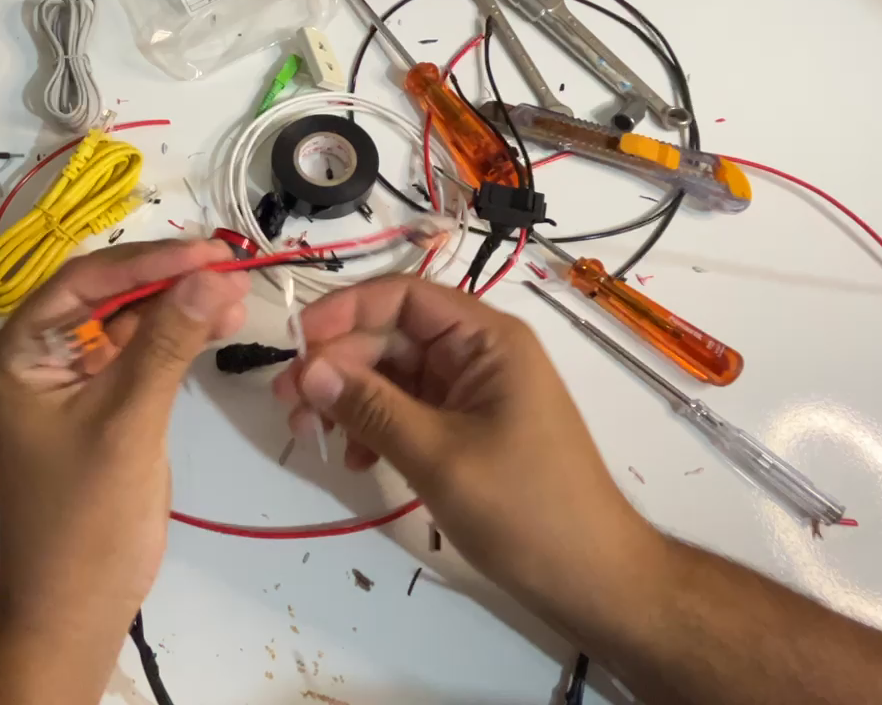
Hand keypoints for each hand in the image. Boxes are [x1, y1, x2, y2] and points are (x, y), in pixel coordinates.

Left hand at [0, 239, 248, 689]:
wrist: (78, 604)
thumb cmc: (84, 517)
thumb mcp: (126, 422)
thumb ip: (167, 343)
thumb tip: (211, 274)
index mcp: (22, 350)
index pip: (86, 283)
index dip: (148, 261)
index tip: (208, 251)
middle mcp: (46, 351)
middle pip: (111, 293)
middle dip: (169, 278)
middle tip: (228, 262)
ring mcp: (80, 373)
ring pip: (135, 318)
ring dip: (183, 303)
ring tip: (236, 292)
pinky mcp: (112, 395)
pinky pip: (149, 349)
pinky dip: (185, 334)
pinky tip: (222, 321)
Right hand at [274, 275, 666, 635]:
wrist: (593, 583)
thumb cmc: (526, 509)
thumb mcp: (439, 455)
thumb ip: (370, 407)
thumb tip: (307, 370)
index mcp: (485, 338)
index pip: (403, 297)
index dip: (345, 311)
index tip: (298, 341)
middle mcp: (475, 352)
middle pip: (389, 336)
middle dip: (337, 366)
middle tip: (288, 402)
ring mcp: (468, 389)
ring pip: (390, 374)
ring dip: (347, 399)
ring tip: (309, 434)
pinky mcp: (461, 424)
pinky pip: (404, 408)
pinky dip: (373, 426)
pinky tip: (354, 459)